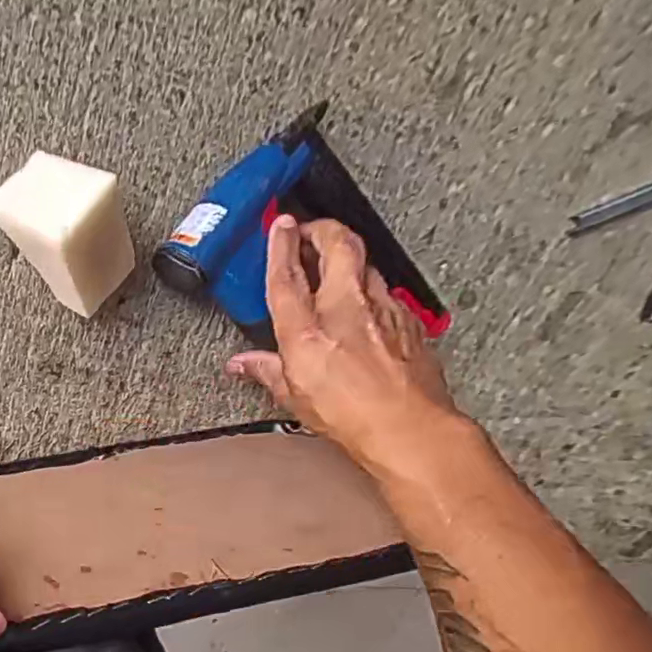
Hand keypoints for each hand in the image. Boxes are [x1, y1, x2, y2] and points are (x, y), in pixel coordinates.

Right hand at [225, 215, 465, 468]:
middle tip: (308, 227)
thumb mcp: (293, 395)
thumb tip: (243, 364)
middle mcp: (345, 309)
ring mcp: (381, 308)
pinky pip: (385, 287)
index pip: (289, 274)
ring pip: (365, 261)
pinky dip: (369, 283)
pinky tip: (363, 296)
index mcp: (307, 330)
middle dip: (321, 228)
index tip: (279, 226)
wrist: (406, 425)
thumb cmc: (351, 414)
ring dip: (347, 251)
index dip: (281, 244)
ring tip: (333, 255)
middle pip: (337, 245)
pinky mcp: (407, 317)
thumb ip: (266, 370)